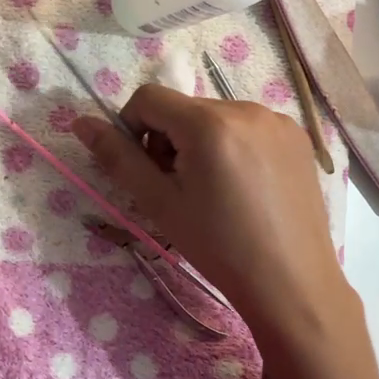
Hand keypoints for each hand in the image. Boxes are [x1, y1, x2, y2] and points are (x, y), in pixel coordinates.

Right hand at [70, 86, 351, 332]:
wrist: (290, 281)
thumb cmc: (216, 244)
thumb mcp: (157, 201)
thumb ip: (117, 156)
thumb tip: (81, 123)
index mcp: (209, 123)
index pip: (148, 98)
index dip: (132, 128)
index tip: (145, 169)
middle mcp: (246, 108)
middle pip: (181, 108)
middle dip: (166, 139)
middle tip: (176, 187)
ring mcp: (277, 121)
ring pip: (213, 117)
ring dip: (198, 143)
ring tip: (211, 190)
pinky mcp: (297, 137)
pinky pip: (245, 127)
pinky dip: (230, 147)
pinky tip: (241, 187)